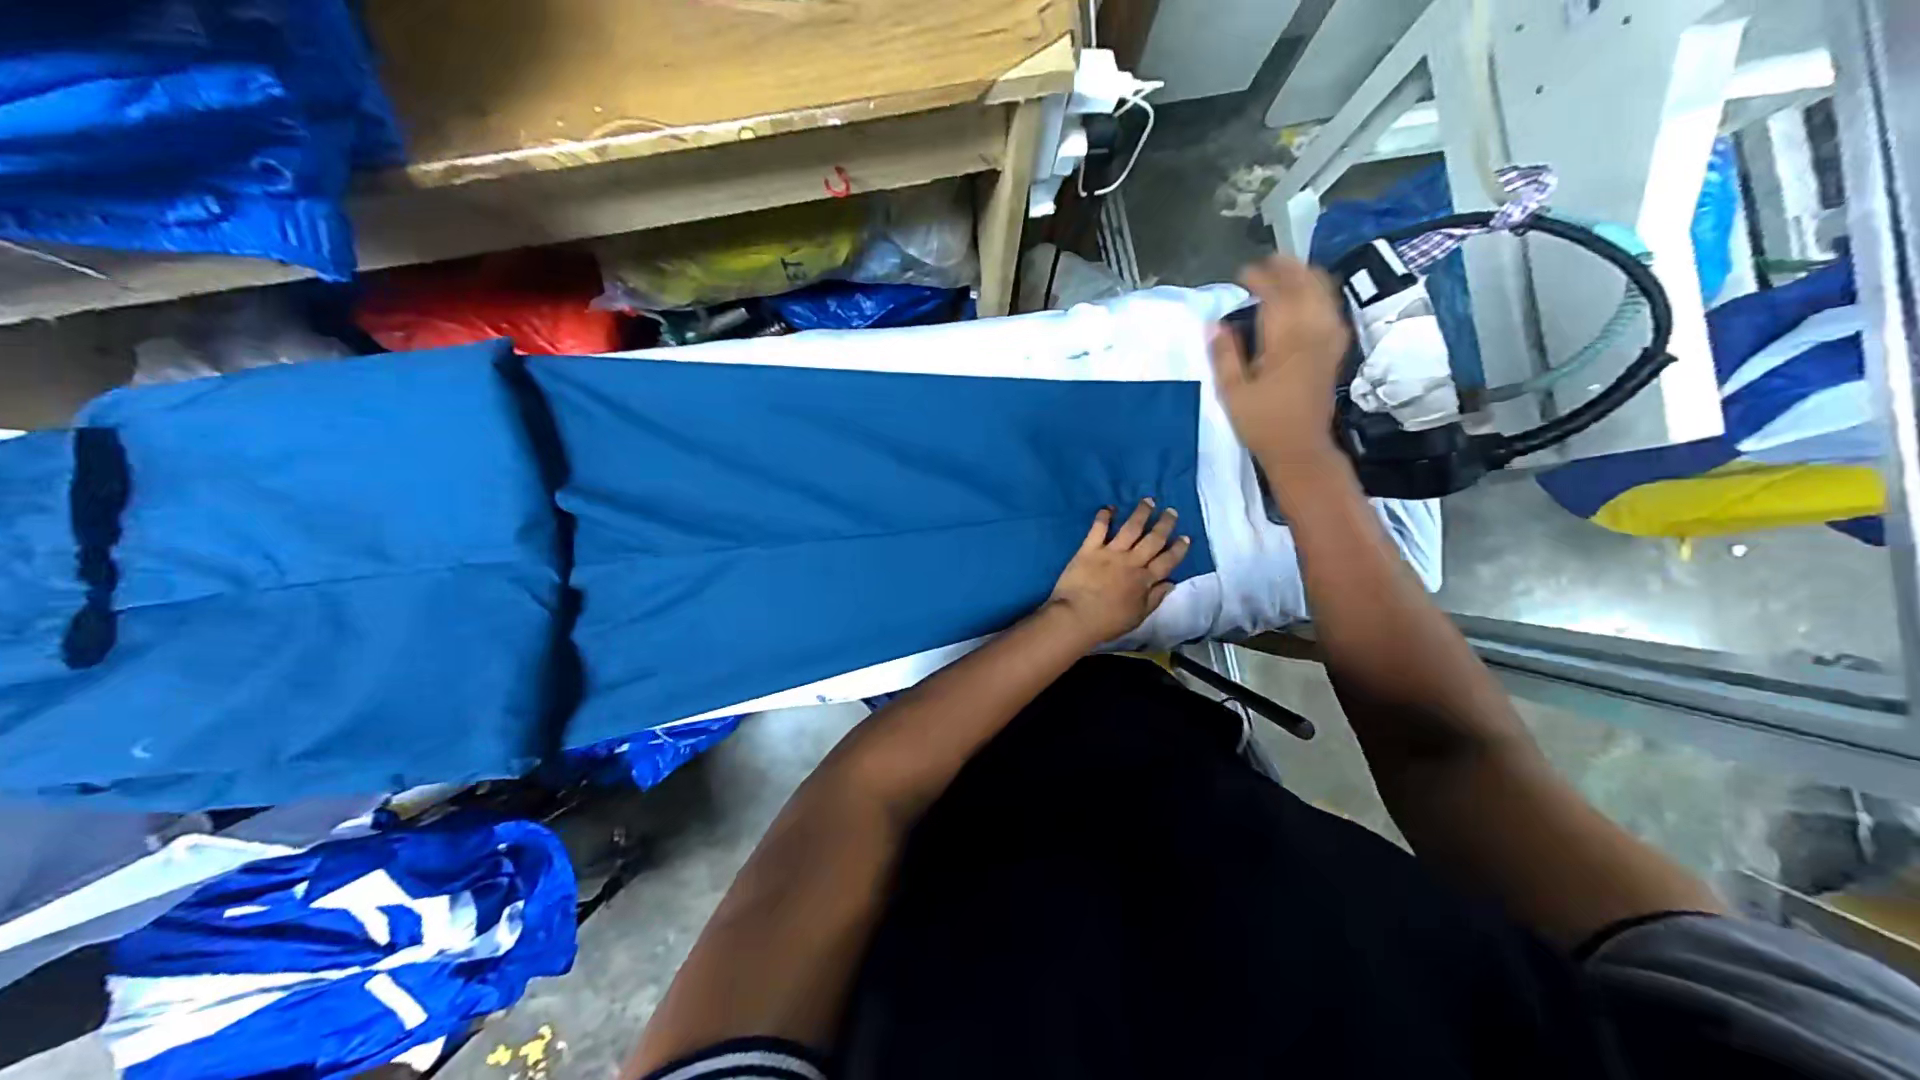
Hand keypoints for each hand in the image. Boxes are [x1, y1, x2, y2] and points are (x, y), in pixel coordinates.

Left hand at [1045, 500, 1191, 645]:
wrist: (1076, 617)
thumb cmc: (1108, 622)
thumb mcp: (1138, 616)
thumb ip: (1155, 598)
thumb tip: (1171, 583)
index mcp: (1145, 580)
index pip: (1167, 561)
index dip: (1178, 549)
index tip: (1185, 537)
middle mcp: (1131, 562)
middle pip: (1153, 539)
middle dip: (1165, 524)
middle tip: (1171, 511)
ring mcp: (1111, 553)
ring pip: (1131, 528)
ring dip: (1141, 513)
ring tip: (1148, 501)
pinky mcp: (1089, 549)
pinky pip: (1099, 528)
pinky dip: (1104, 516)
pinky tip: (1109, 507)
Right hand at [1209, 257, 1352, 474]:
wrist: (1300, 448)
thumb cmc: (1262, 423)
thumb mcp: (1232, 393)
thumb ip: (1224, 355)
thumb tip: (1215, 325)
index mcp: (1284, 342)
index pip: (1275, 294)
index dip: (1259, 278)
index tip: (1241, 274)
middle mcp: (1312, 333)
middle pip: (1304, 285)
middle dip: (1285, 268)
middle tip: (1264, 263)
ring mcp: (1328, 339)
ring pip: (1323, 292)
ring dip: (1305, 276)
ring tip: (1286, 271)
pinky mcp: (1335, 349)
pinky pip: (1331, 308)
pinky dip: (1320, 293)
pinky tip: (1308, 295)